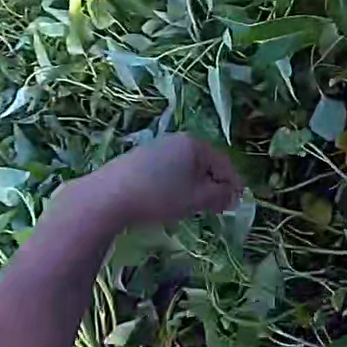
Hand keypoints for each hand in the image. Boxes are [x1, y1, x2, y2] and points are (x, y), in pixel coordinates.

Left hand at [58, 133, 243, 232]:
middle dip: (214, 184)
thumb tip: (232, 196)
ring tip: (195, 206)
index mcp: (195, 144)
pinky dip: (177, 184)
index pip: (224, 162)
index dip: (234, 183)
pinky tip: (170, 201)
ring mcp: (156, 148)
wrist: (107, 197)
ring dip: (195, 185)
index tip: (239, 201)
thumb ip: (218, 196)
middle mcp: (176, 140)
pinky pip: (168, 170)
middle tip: (219, 206)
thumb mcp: (195, 199)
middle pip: (204, 162)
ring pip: (185, 167)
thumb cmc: (159, 195)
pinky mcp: (138, 159)